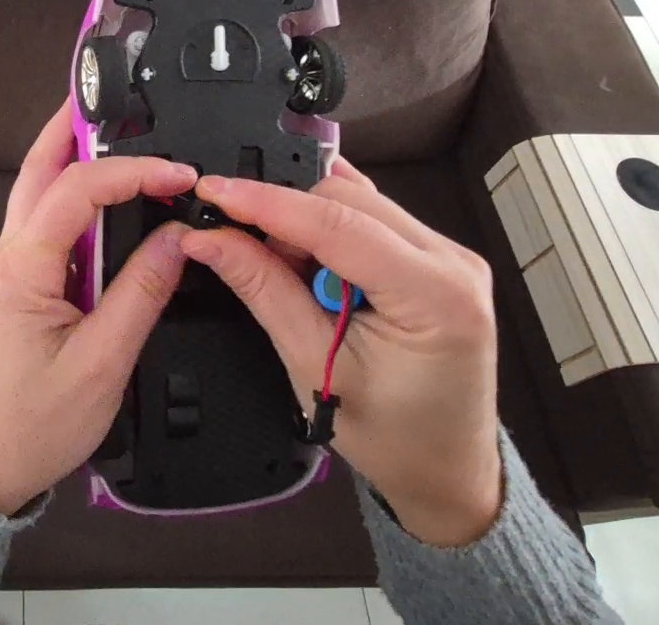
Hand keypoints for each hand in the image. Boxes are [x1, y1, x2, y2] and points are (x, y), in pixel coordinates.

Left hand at [0, 103, 197, 514]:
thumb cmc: (30, 424)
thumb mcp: (100, 364)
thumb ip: (140, 294)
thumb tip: (176, 238)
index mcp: (24, 267)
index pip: (77, 190)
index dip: (132, 171)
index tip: (178, 176)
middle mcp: (9, 255)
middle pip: (37, 169)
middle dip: (71, 126)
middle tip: (108, 96)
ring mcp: (9, 267)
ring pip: (36, 191)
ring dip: (68, 155)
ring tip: (111, 130)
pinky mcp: (17, 283)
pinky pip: (44, 223)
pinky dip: (70, 194)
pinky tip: (99, 197)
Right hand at [179, 160, 503, 545]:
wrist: (447, 469)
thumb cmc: (389, 434)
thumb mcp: (313, 366)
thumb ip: (262, 289)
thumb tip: (206, 238)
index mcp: (436, 295)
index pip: (337, 224)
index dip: (267, 201)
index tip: (211, 190)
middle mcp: (452, 259)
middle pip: (346, 200)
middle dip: (283, 215)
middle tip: (241, 248)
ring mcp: (447, 251)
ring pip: (354, 199)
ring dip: (302, 222)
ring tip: (280, 267)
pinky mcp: (433, 252)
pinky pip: (367, 213)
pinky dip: (325, 224)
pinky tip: (302, 249)